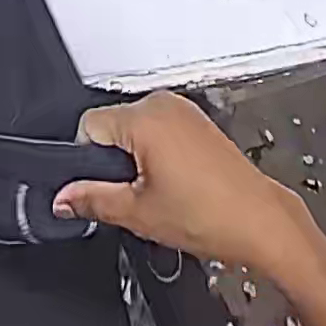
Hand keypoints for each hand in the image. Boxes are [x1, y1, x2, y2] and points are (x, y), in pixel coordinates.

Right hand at [52, 92, 318, 271]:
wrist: (262, 222)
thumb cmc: (213, 216)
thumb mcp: (140, 213)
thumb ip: (93, 200)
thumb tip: (62, 197)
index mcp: (144, 119)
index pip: (89, 124)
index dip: (90, 160)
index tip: (104, 184)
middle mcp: (162, 104)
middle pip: (112, 123)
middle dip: (114, 158)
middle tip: (138, 193)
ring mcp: (181, 108)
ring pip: (134, 125)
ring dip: (135, 154)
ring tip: (161, 189)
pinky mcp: (194, 117)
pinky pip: (158, 125)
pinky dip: (156, 148)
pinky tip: (175, 179)